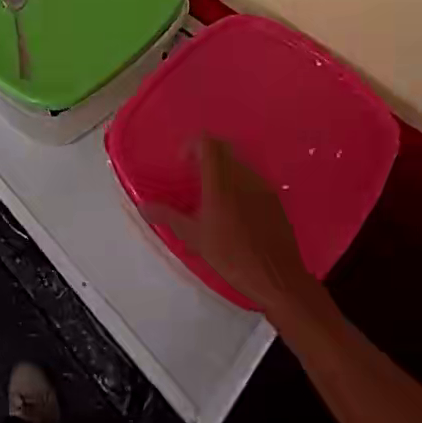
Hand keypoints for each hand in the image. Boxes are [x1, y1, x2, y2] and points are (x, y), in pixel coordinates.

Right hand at [143, 136, 315, 312]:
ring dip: (223, 171)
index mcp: (220, 183)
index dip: (193, 145)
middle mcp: (242, 177)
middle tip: (194, 177)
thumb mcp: (195, 238)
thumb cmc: (232, 257)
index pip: (208, 144)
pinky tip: (235, 210)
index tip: (183, 162)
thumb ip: (168, 217)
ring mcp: (261, 186)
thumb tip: (143, 206)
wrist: (278, 278)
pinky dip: (239, 184)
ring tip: (213, 196)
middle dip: (206, 157)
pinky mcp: (274, 199)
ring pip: (238, 164)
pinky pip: (252, 180)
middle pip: (223, 150)